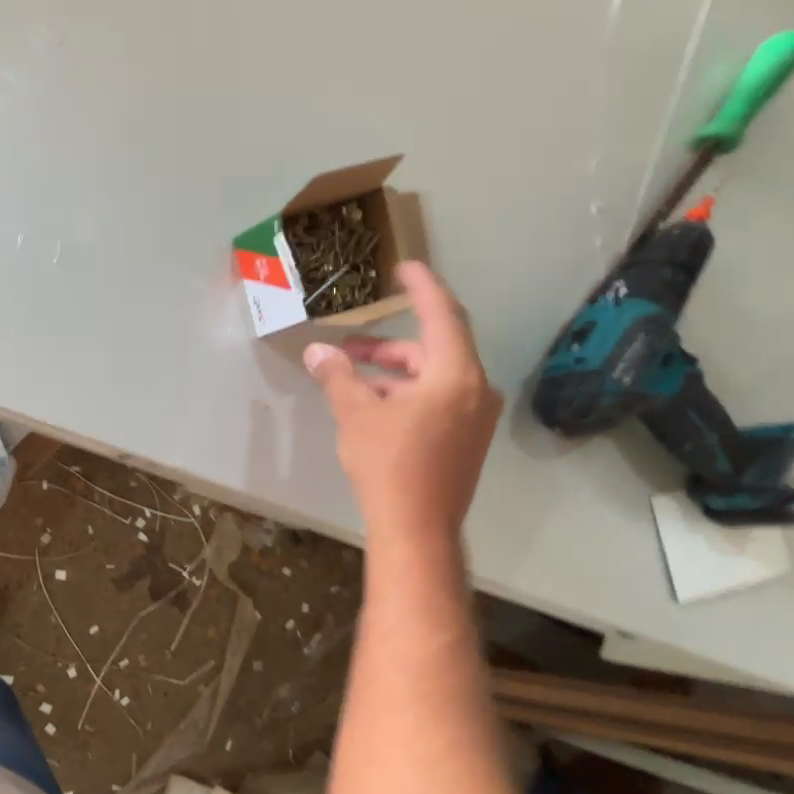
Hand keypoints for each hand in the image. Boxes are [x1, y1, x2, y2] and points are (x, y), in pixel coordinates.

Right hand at [303, 261, 501, 540]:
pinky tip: (373, 409)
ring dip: (392, 373)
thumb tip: (318, 351)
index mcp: (455, 374)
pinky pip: (438, 400)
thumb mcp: (355, 415)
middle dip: (387, 346)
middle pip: (433, 349)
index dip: (422, 288)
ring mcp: (475, 415)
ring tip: (350, 383)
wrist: (418, 525)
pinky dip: (405, 394)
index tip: (405, 268)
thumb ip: (338, 377)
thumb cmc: (388, 464)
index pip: (442, 316)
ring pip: (433, 377)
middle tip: (345, 349)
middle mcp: (476, 388)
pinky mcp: (466, 438)